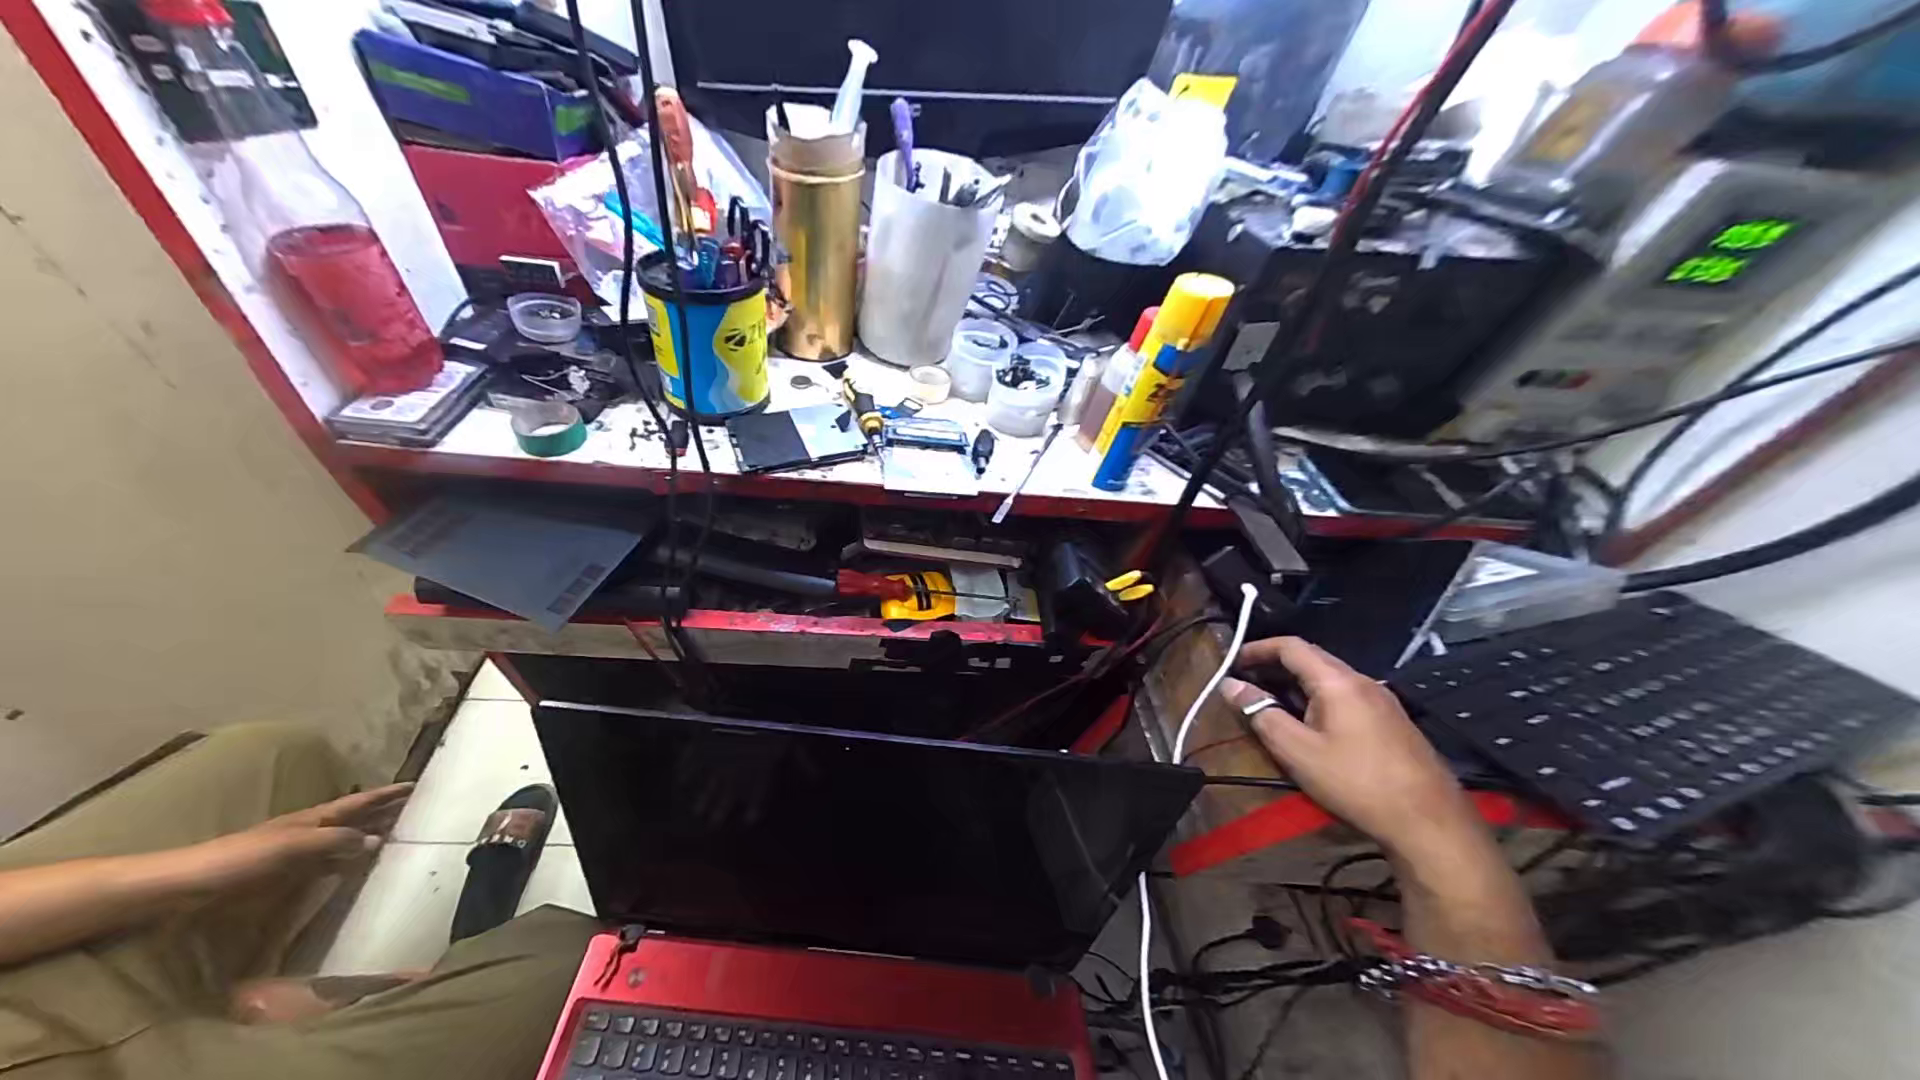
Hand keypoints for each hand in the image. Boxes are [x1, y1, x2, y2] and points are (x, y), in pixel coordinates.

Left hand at [184, 784, 412, 889]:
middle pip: (356, 819)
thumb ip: (335, 841)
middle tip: (417, 810)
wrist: (183, 887)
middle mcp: (312, 831)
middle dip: (385, 813)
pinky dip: (349, 863)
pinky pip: (330, 865)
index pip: (361, 801)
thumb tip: (377, 839)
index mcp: (315, 818)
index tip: (415, 785)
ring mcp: (299, 854)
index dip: (386, 794)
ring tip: (397, 837)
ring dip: (370, 838)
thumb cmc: (240, 858)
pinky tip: (359, 868)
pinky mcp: (288, 877)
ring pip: (345, 841)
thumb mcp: (293, 845)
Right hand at [1218, 638, 1483, 860]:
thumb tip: (1230, 685)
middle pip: (1312, 658)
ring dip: (1296, 683)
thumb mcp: (1296, 750)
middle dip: (1274, 665)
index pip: (1291, 646)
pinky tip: (1310, 724)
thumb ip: (1261, 713)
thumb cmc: (1355, 782)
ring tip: (1271, 703)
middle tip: (1246, 682)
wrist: (1430, 823)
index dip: (1257, 648)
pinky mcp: (1392, 721)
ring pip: (1330, 678)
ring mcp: (1382, 701)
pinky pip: (1346, 695)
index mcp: (1337, 681)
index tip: (1232, 661)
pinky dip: (1317, 698)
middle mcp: (1362, 681)